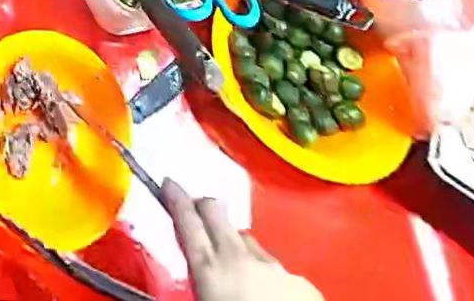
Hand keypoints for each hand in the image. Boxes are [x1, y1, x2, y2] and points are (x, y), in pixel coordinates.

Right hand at [161, 180, 322, 300]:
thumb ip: (200, 290)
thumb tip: (196, 281)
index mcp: (211, 272)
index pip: (187, 221)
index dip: (176, 198)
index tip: (168, 183)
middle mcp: (242, 260)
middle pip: (216, 213)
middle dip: (203, 209)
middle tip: (195, 215)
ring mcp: (276, 269)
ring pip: (248, 242)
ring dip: (237, 249)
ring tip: (237, 277)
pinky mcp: (305, 285)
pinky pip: (278, 271)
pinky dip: (268, 279)